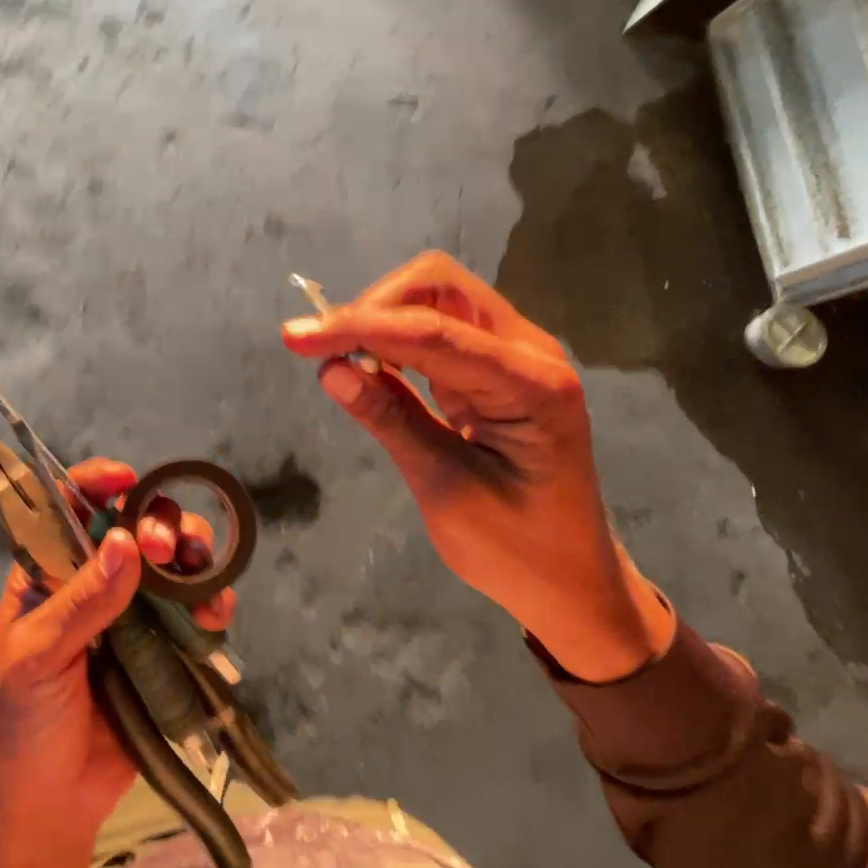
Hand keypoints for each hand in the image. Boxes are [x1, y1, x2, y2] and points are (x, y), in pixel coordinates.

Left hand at [0, 458, 235, 867]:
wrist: (49, 805)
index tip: (127, 480)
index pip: (72, 508)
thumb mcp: (36, 657)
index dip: (99, 483)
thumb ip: (81, 602)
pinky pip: (195, 610)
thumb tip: (126, 543)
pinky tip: (216, 612)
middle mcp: (95, 583)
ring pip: (174, 562)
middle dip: (160, 523)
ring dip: (195, 558)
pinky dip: (212, 602)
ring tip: (202, 579)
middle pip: (138, 526)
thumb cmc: (21, 723)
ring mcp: (133, 614)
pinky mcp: (165, 648)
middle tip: (165, 548)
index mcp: (49, 574)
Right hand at [282, 252, 671, 682]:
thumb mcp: (446, 490)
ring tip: (334, 353)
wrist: (572, 582)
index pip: (433, 333)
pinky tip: (366, 362)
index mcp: (532, 385)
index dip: (360, 327)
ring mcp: (513, 354)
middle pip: (441, 285)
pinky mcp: (494, 366)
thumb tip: (330, 369)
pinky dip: (394, 336)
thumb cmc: (517, 550)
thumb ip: (391, 421)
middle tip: (323, 347)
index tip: (295, 338)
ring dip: (382, 316)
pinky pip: (438, 327)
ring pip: (437, 297)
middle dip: (376, 305)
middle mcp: (529, 352)